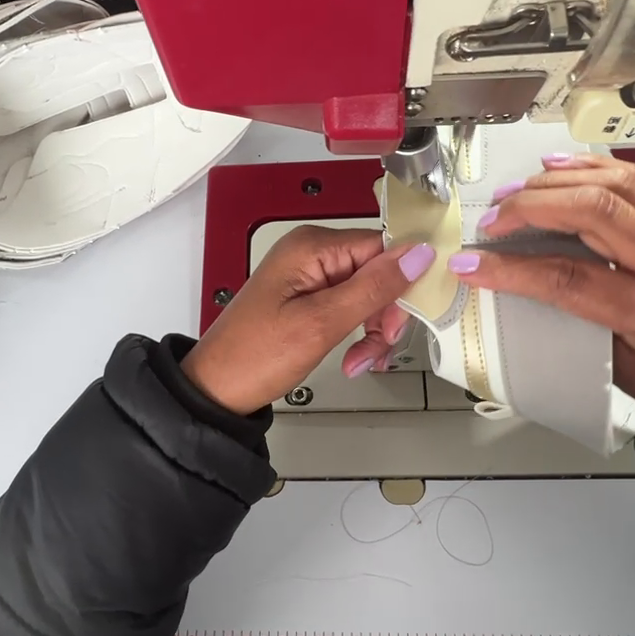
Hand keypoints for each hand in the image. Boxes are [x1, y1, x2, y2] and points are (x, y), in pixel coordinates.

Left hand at [183, 227, 432, 414]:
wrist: (216, 389)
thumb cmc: (255, 356)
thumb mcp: (321, 323)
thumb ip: (373, 287)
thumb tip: (419, 253)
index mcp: (312, 246)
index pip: (383, 247)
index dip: (401, 284)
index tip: (402, 320)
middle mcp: (311, 252)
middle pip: (378, 271)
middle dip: (386, 314)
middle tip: (380, 349)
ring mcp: (308, 274)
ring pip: (368, 292)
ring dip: (373, 329)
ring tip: (362, 362)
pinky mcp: (307, 295)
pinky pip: (349, 305)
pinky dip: (357, 332)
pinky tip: (353, 358)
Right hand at [445, 153, 634, 417]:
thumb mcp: (610, 363)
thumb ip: (566, 315)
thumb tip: (508, 278)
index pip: (571, 278)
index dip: (513, 268)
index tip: (470, 263)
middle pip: (596, 212)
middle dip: (533, 207)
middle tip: (492, 219)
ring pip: (618, 184)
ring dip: (558, 181)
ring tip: (515, 190)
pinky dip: (593, 166)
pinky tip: (557, 166)